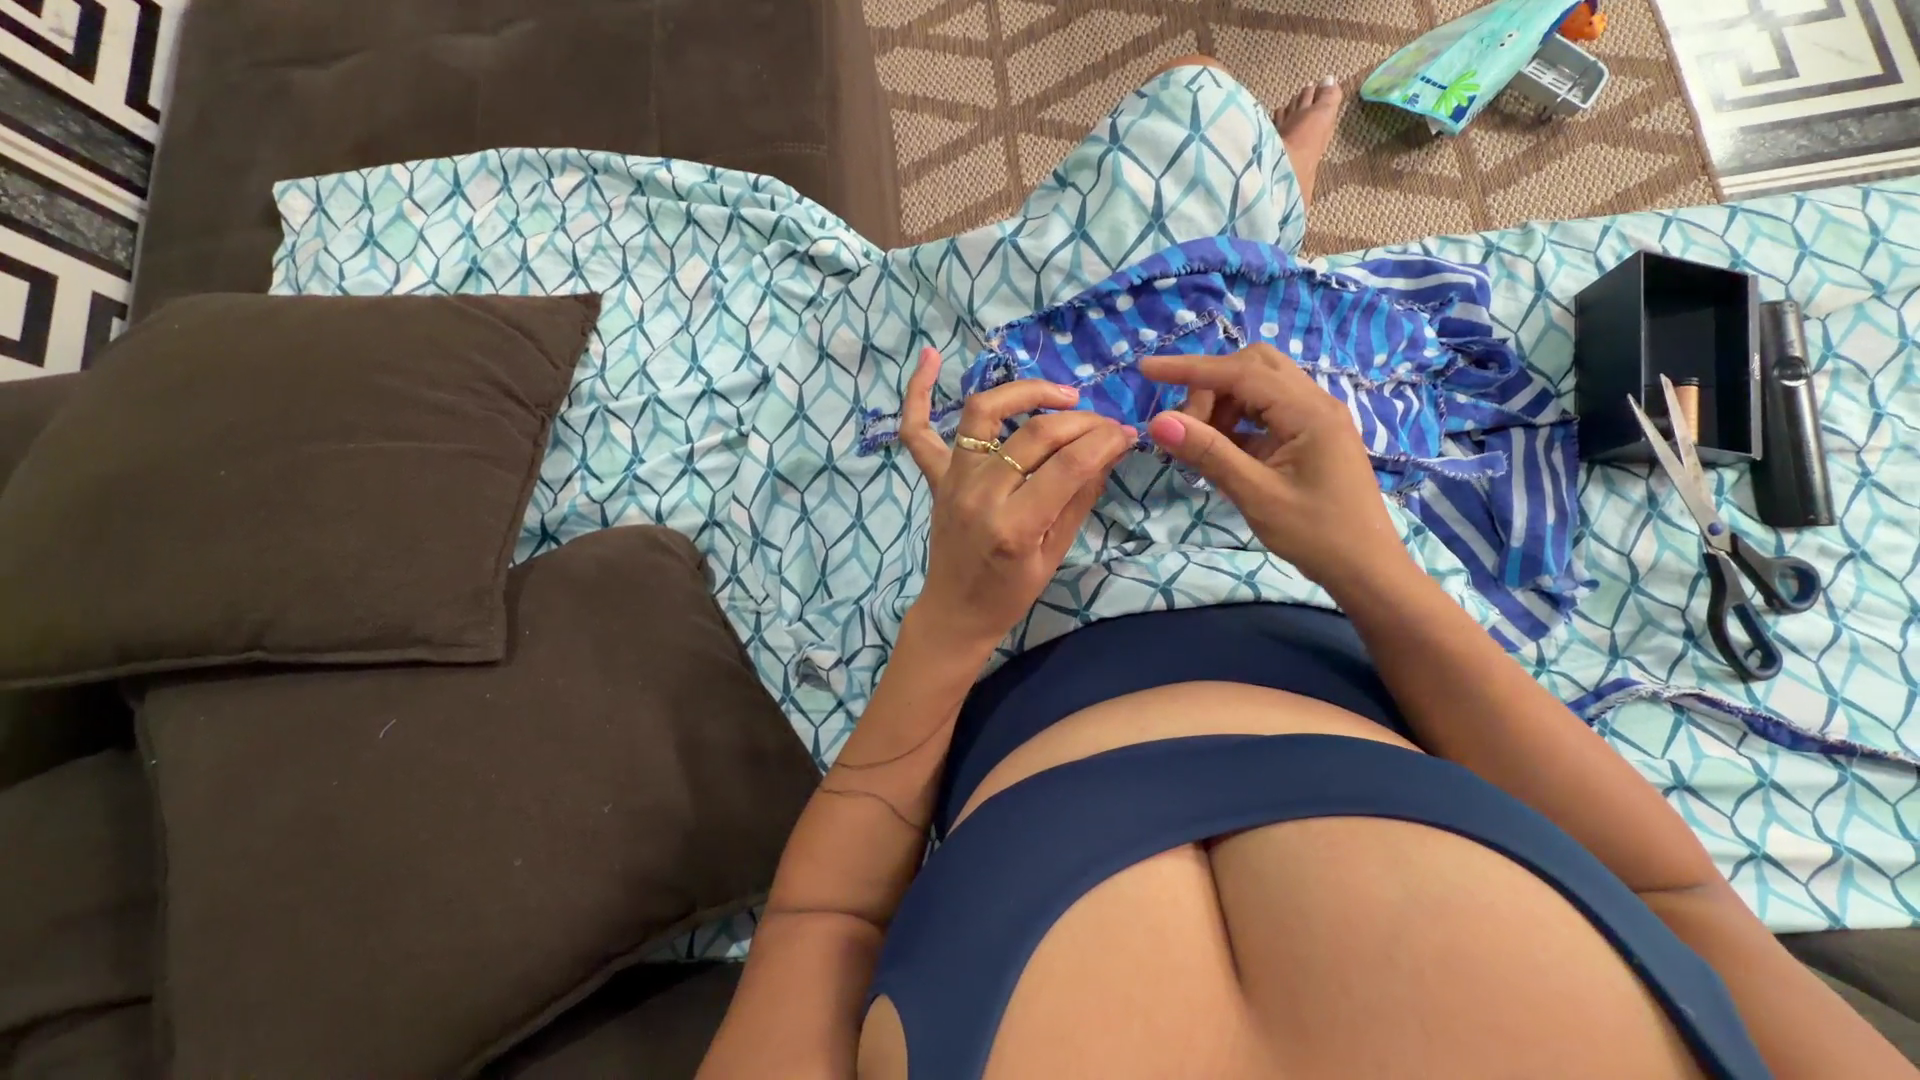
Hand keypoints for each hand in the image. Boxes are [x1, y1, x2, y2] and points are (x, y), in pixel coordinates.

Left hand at [899, 347, 1135, 652]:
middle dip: (1081, 421)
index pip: (1069, 465)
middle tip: (1105, 424)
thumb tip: (1107, 451)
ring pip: (984, 413)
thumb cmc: (1009, 593)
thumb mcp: (1054, 555)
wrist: (955, 611)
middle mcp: (979, 494)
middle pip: (1034, 434)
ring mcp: (952, 480)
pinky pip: (916, 429)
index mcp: (1015, 526)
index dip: (1105, 442)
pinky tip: (933, 357)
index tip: (1127, 434)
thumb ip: (1078, 499)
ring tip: (1061, 396)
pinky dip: (918, 392)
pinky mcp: (935, 476)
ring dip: (1024, 392)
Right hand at [1140, 344, 1409, 590]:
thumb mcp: (1256, 495)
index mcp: (1308, 412)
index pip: (1240, 372)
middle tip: (1188, 426)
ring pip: (1259, 386)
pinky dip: (1237, 422)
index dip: (1190, 368)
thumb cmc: (1316, 535)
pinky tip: (1221, 452)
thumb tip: (1158, 422)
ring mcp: (1315, 419)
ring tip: (1203, 444)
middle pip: (1253, 365)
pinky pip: (1266, 412)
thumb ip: (1209, 453)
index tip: (1147, 370)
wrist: (1366, 569)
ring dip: (1223, 403)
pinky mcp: (1310, 437)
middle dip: (1211, 385)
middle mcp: (1315, 403)